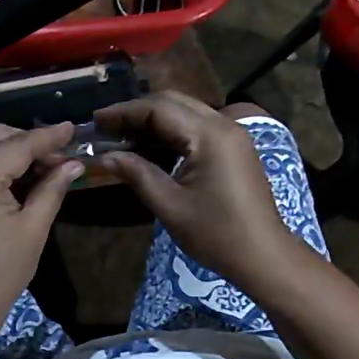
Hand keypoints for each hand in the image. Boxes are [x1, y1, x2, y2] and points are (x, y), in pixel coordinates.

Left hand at [0, 122, 82, 334]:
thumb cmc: (2, 271)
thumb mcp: (33, 228)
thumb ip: (52, 188)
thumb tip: (74, 164)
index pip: (18, 145)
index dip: (48, 137)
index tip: (73, 128)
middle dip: (29, 141)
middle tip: (60, 156)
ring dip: (11, 150)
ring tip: (42, 166)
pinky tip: (16, 177)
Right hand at [94, 93, 304, 285]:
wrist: (263, 255)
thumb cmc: (216, 234)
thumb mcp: (170, 206)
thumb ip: (137, 174)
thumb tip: (106, 157)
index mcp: (209, 135)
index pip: (158, 108)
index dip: (124, 112)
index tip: (95, 121)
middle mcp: (224, 124)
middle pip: (173, 102)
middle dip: (138, 112)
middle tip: (107, 128)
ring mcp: (233, 135)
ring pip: (187, 112)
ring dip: (155, 121)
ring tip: (124, 138)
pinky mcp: (236, 148)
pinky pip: (199, 127)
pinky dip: (173, 132)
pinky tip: (152, 149)